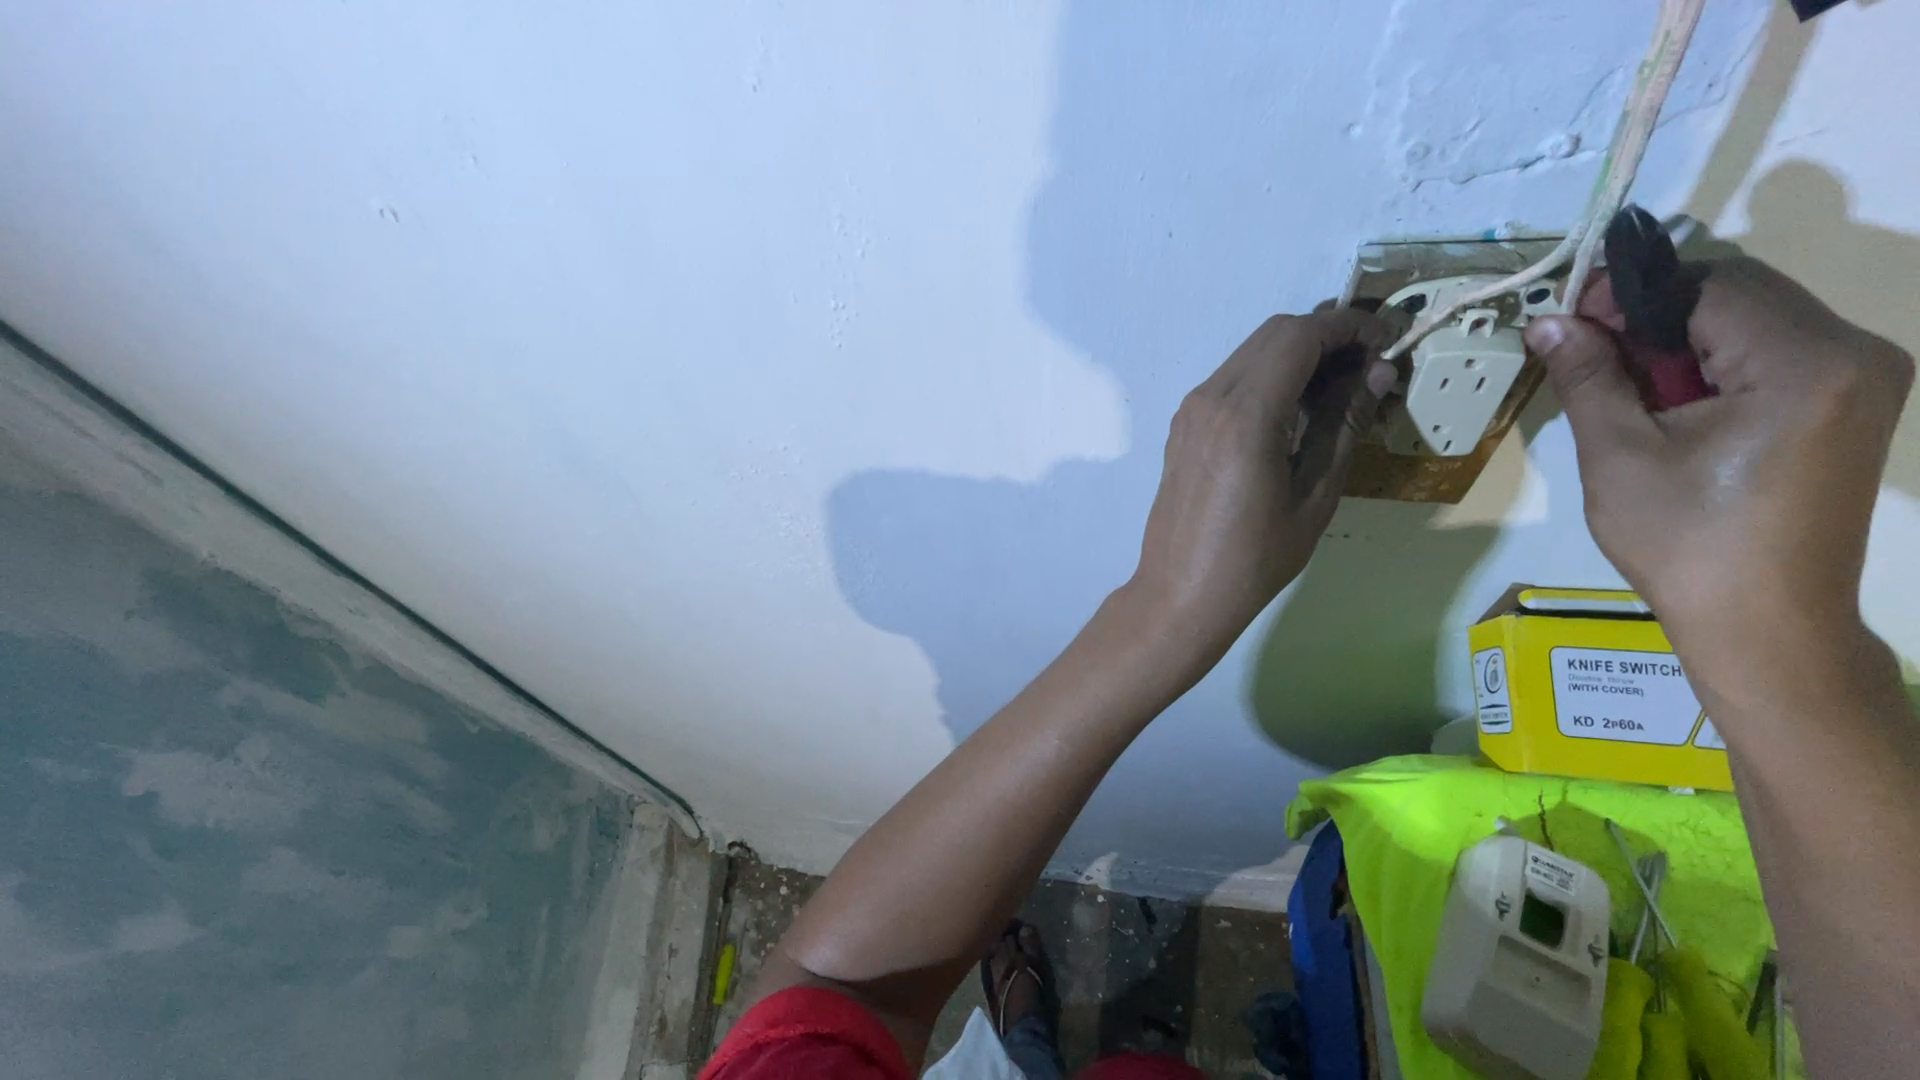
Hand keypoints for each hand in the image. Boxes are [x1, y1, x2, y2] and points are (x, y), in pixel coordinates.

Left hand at [1127, 309, 1398, 662]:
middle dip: (1327, 336)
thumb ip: (1343, 425)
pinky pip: (1232, 380)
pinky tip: (1297, 410)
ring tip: (1340, 390)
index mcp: (1244, 416)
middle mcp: (1210, 400)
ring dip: (1298, 355)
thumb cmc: (1254, 558)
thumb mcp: (1315, 495)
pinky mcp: (1182, 427)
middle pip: (1274, 334)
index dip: (1349, 327)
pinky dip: (1269, 377)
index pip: (1299, 335)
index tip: (1386, 342)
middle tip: (1369, 366)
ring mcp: (1189, 411)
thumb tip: (1377, 371)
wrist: (1179, 593)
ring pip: (1251, 353)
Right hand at [1526, 257, 1913, 676]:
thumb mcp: (1618, 455)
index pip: (1712, 285)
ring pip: (1756, 321)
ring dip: (1681, 341)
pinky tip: (1672, 406)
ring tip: (1624, 388)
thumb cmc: (1684, 542)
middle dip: (1654, 315)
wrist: (1763, 622)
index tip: (1569, 318)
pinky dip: (1714, 365)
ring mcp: (1866, 380)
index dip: (1631, 292)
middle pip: (1741, 295)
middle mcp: (1856, 355)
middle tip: (1587, 352)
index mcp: (1805, 364)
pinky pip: (1776, 354)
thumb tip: (1549, 320)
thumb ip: (1588, 377)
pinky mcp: (1853, 406)